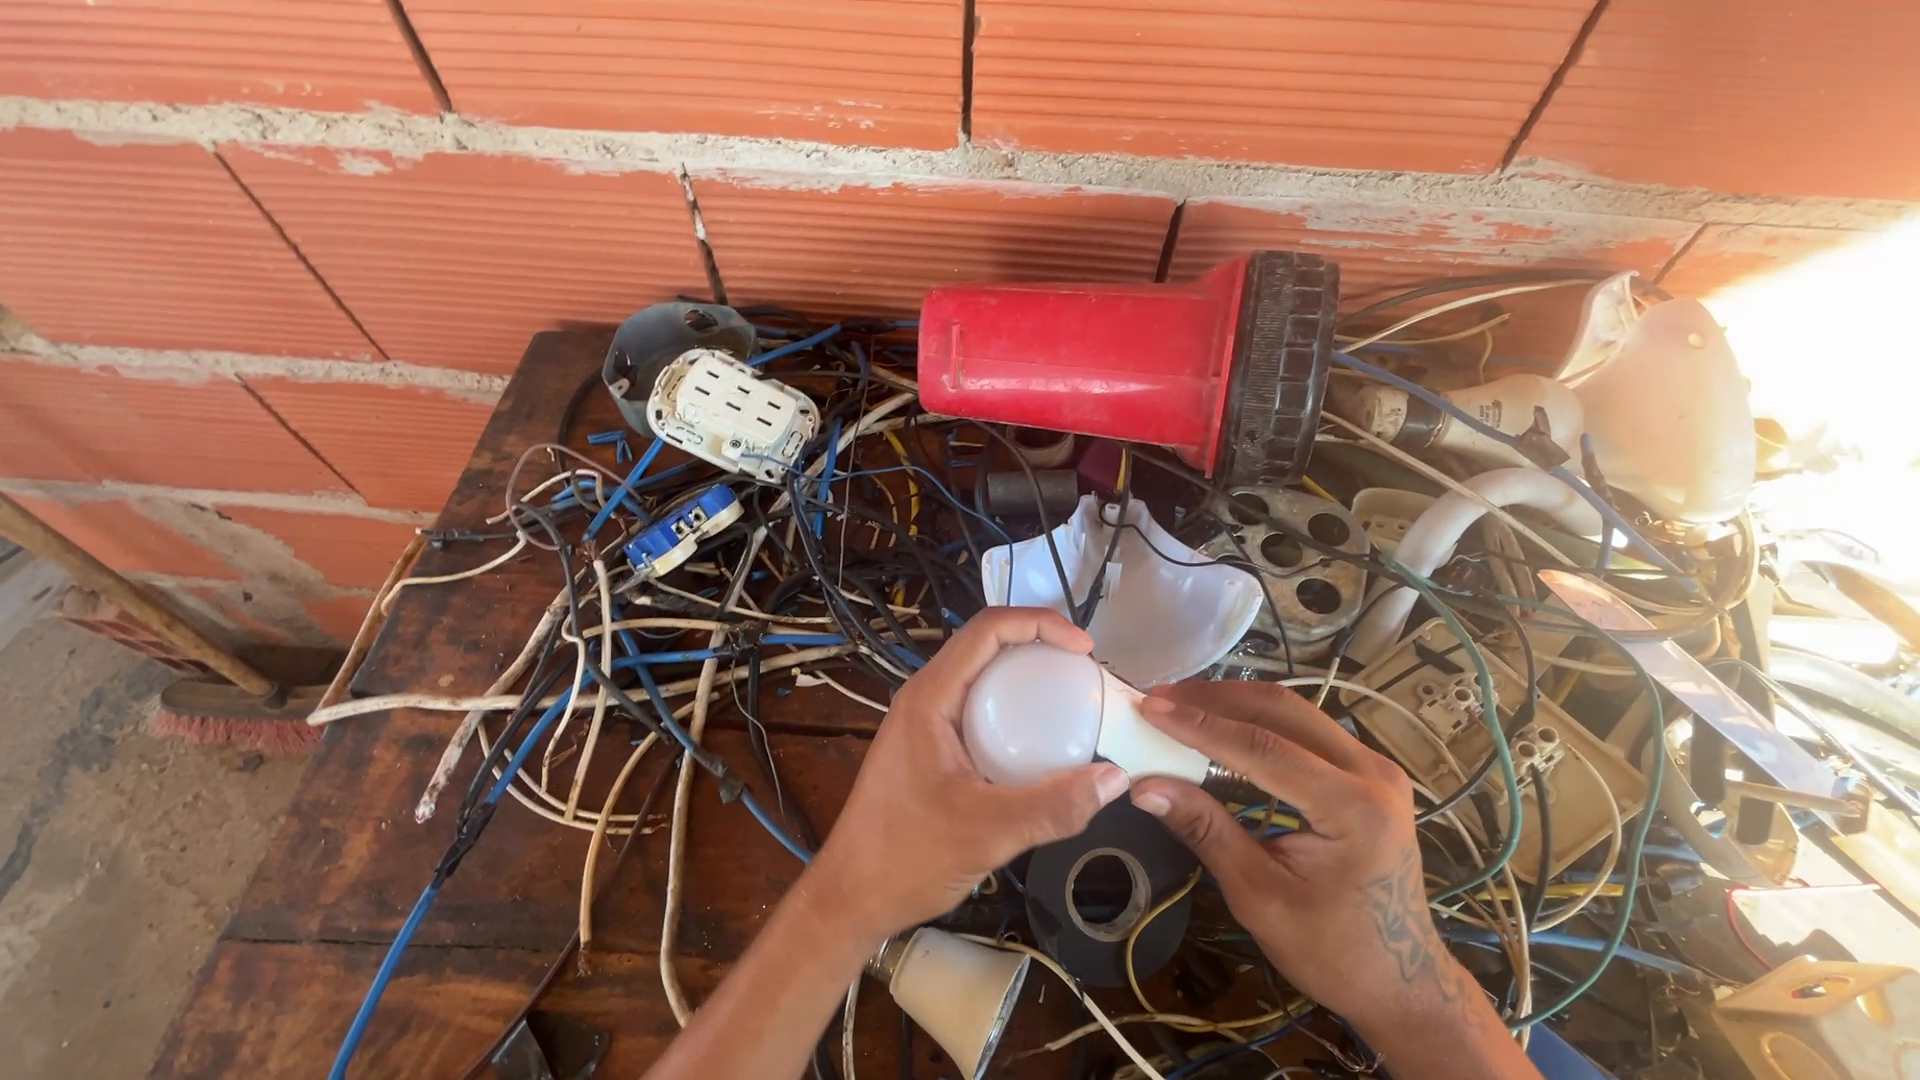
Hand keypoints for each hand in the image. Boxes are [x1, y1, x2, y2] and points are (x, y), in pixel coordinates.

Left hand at [802, 607, 1129, 943]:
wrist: (852, 895)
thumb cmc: (908, 857)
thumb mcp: (989, 832)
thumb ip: (1053, 807)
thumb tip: (1114, 779)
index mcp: (930, 697)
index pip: (987, 630)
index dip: (1039, 623)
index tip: (1083, 648)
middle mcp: (925, 696)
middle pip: (986, 645)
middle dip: (1038, 644)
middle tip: (1085, 673)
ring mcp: (924, 720)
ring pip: (981, 675)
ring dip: (1025, 674)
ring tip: (1071, 698)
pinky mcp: (929, 744)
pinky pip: (977, 706)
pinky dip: (1012, 707)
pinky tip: (1040, 739)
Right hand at [1127, 682, 1482, 1034]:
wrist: (1401, 981)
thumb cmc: (1331, 950)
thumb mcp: (1258, 895)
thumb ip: (1205, 830)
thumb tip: (1144, 787)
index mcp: (1353, 807)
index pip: (1262, 746)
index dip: (1199, 725)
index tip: (1149, 708)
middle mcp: (1372, 772)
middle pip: (1281, 710)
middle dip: (1214, 699)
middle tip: (1159, 698)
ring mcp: (1375, 767)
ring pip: (1294, 711)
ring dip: (1234, 703)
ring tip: (1180, 704)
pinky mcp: (1367, 772)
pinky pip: (1305, 729)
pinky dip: (1256, 721)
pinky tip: (1220, 725)